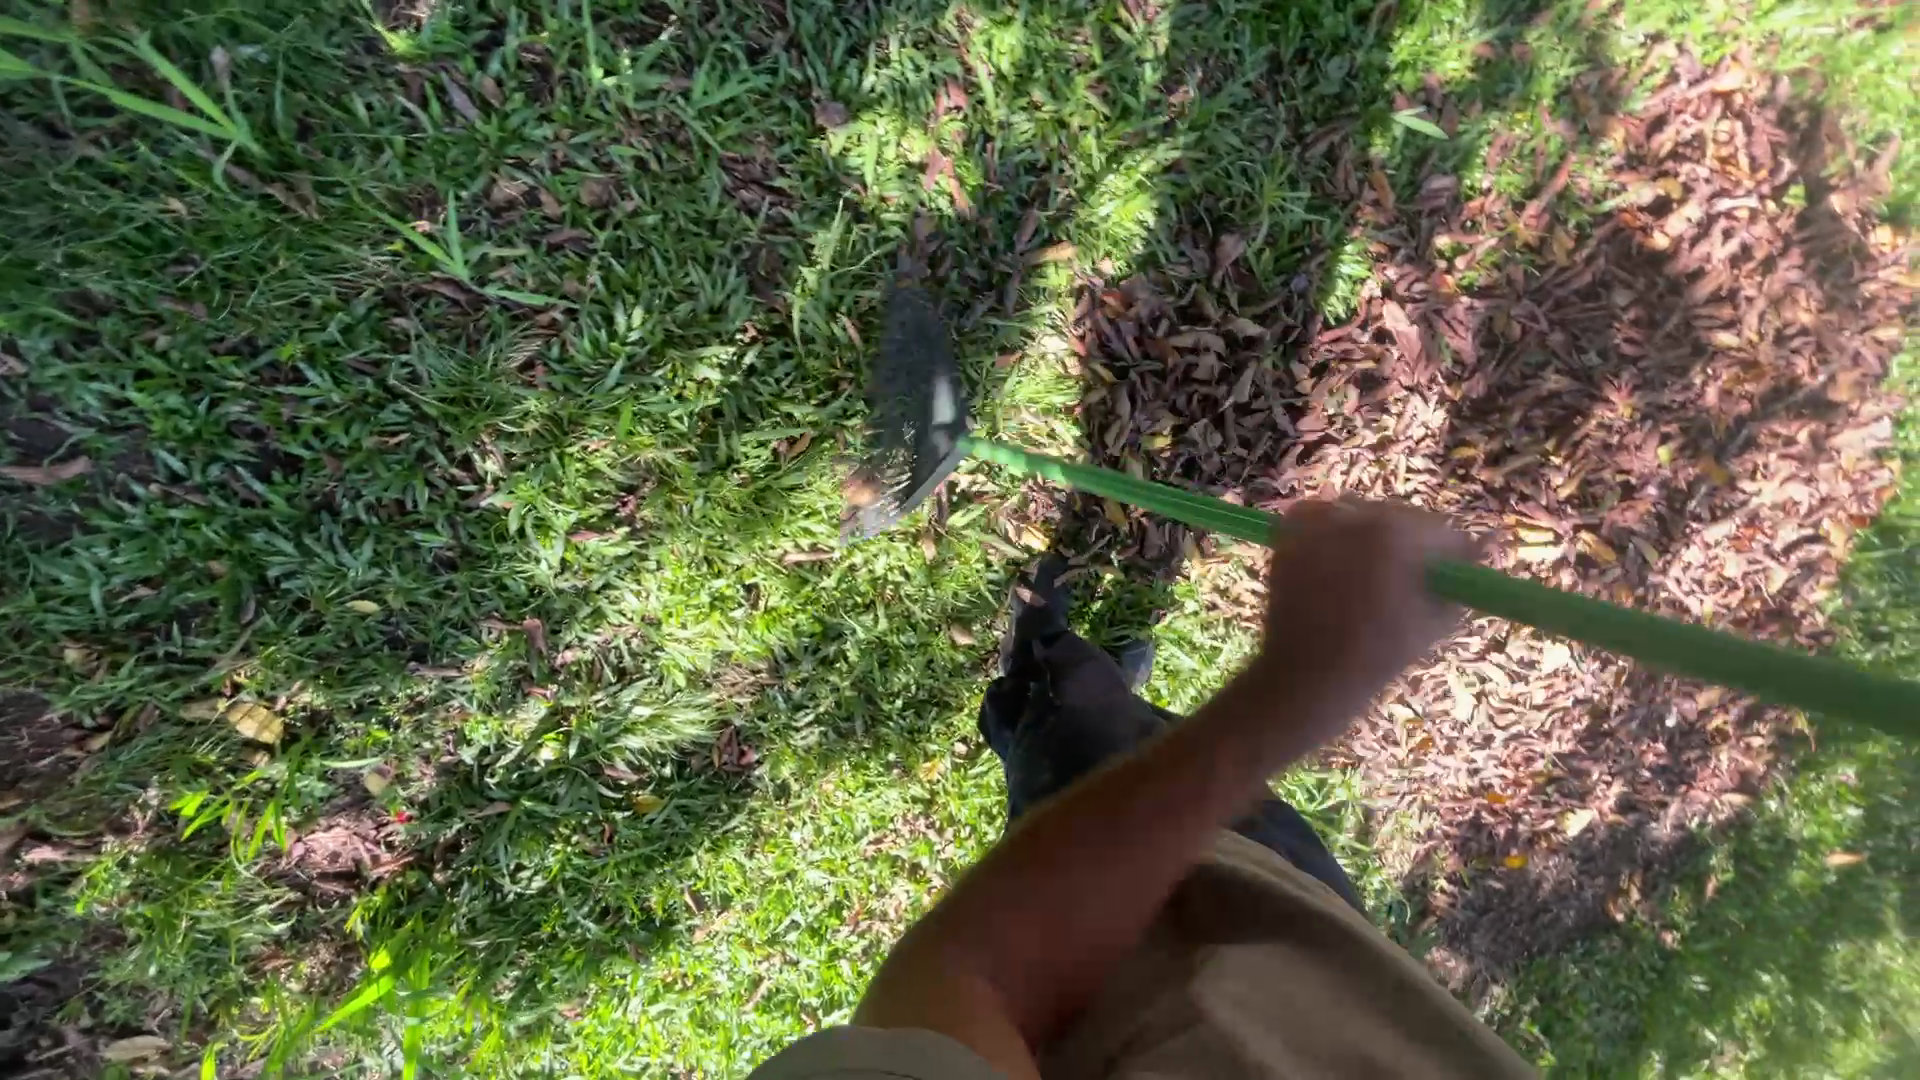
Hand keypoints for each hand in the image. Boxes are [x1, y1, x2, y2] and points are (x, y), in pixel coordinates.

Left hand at [1243, 499, 1479, 744]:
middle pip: (1396, 516)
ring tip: (1367, 568)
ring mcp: (1315, 525)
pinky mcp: (1287, 536)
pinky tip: (1332, 550)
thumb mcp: (1436, 618)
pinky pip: (1313, 513)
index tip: (1448, 570)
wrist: (1310, 671)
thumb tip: (1489, 544)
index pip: (1438, 529)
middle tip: (1406, 573)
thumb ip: (1465, 579)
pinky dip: (1324, 524)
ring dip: (1366, 530)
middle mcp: (1354, 518)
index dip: (1448, 551)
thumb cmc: (1378, 652)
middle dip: (1408, 540)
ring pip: (1355, 510)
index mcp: (1396, 536)